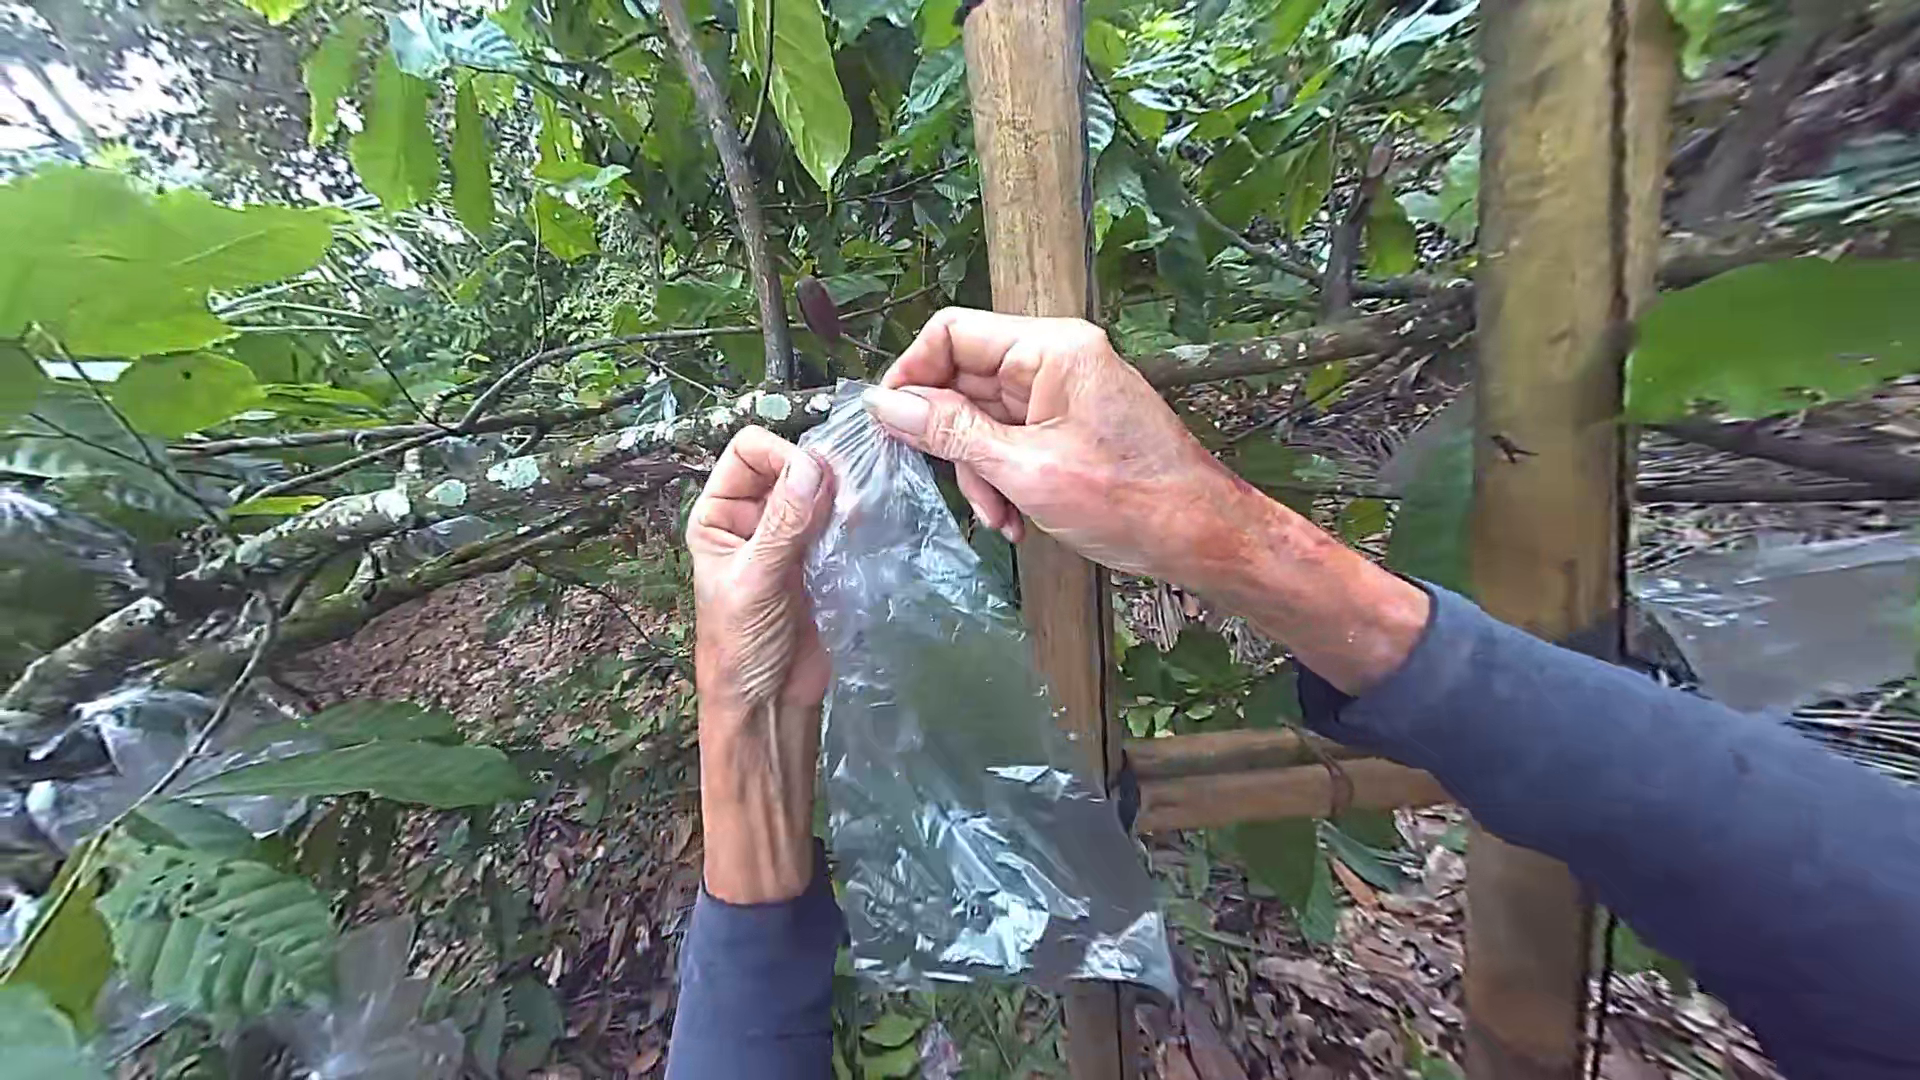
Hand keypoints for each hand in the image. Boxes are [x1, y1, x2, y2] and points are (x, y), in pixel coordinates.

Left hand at [686, 426, 832, 902]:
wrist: (772, 702)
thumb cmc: (743, 647)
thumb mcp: (755, 582)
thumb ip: (784, 525)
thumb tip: (814, 465)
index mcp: (721, 514)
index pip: (750, 452)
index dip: (782, 456)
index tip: (814, 480)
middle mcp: (756, 518)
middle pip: (791, 466)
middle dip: (819, 476)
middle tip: (848, 499)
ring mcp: (793, 538)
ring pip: (822, 493)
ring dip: (842, 499)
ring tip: (859, 518)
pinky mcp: (824, 559)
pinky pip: (842, 524)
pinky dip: (855, 521)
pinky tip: (866, 531)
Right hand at [865, 307, 1428, 693]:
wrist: (1200, 538)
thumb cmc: (1129, 501)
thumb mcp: (1026, 469)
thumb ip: (952, 432)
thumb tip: (888, 405)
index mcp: (1050, 350)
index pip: (952, 334)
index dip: (912, 375)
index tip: (891, 424)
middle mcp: (1053, 363)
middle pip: (965, 381)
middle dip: (951, 440)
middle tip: (950, 485)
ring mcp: (1060, 398)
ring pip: (984, 421)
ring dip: (977, 471)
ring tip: (997, 516)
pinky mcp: (1065, 430)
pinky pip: (1010, 443)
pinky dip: (1001, 479)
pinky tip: (1014, 518)